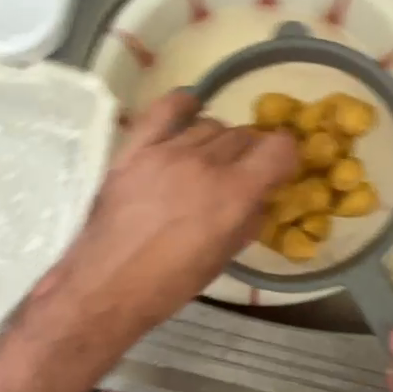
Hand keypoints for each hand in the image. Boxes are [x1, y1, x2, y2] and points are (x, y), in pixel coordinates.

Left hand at [39, 91, 297, 341]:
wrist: (106, 286)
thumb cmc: (169, 284)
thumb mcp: (222, 258)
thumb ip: (248, 220)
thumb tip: (260, 198)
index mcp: (234, 194)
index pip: (279, 148)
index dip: (286, 156)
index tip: (280, 168)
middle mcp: (205, 163)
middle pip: (243, 135)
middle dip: (251, 153)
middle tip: (242, 174)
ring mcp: (166, 151)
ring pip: (209, 124)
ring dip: (218, 140)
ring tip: (209, 161)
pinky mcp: (135, 149)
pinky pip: (165, 109)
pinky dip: (183, 105)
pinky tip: (188, 110)